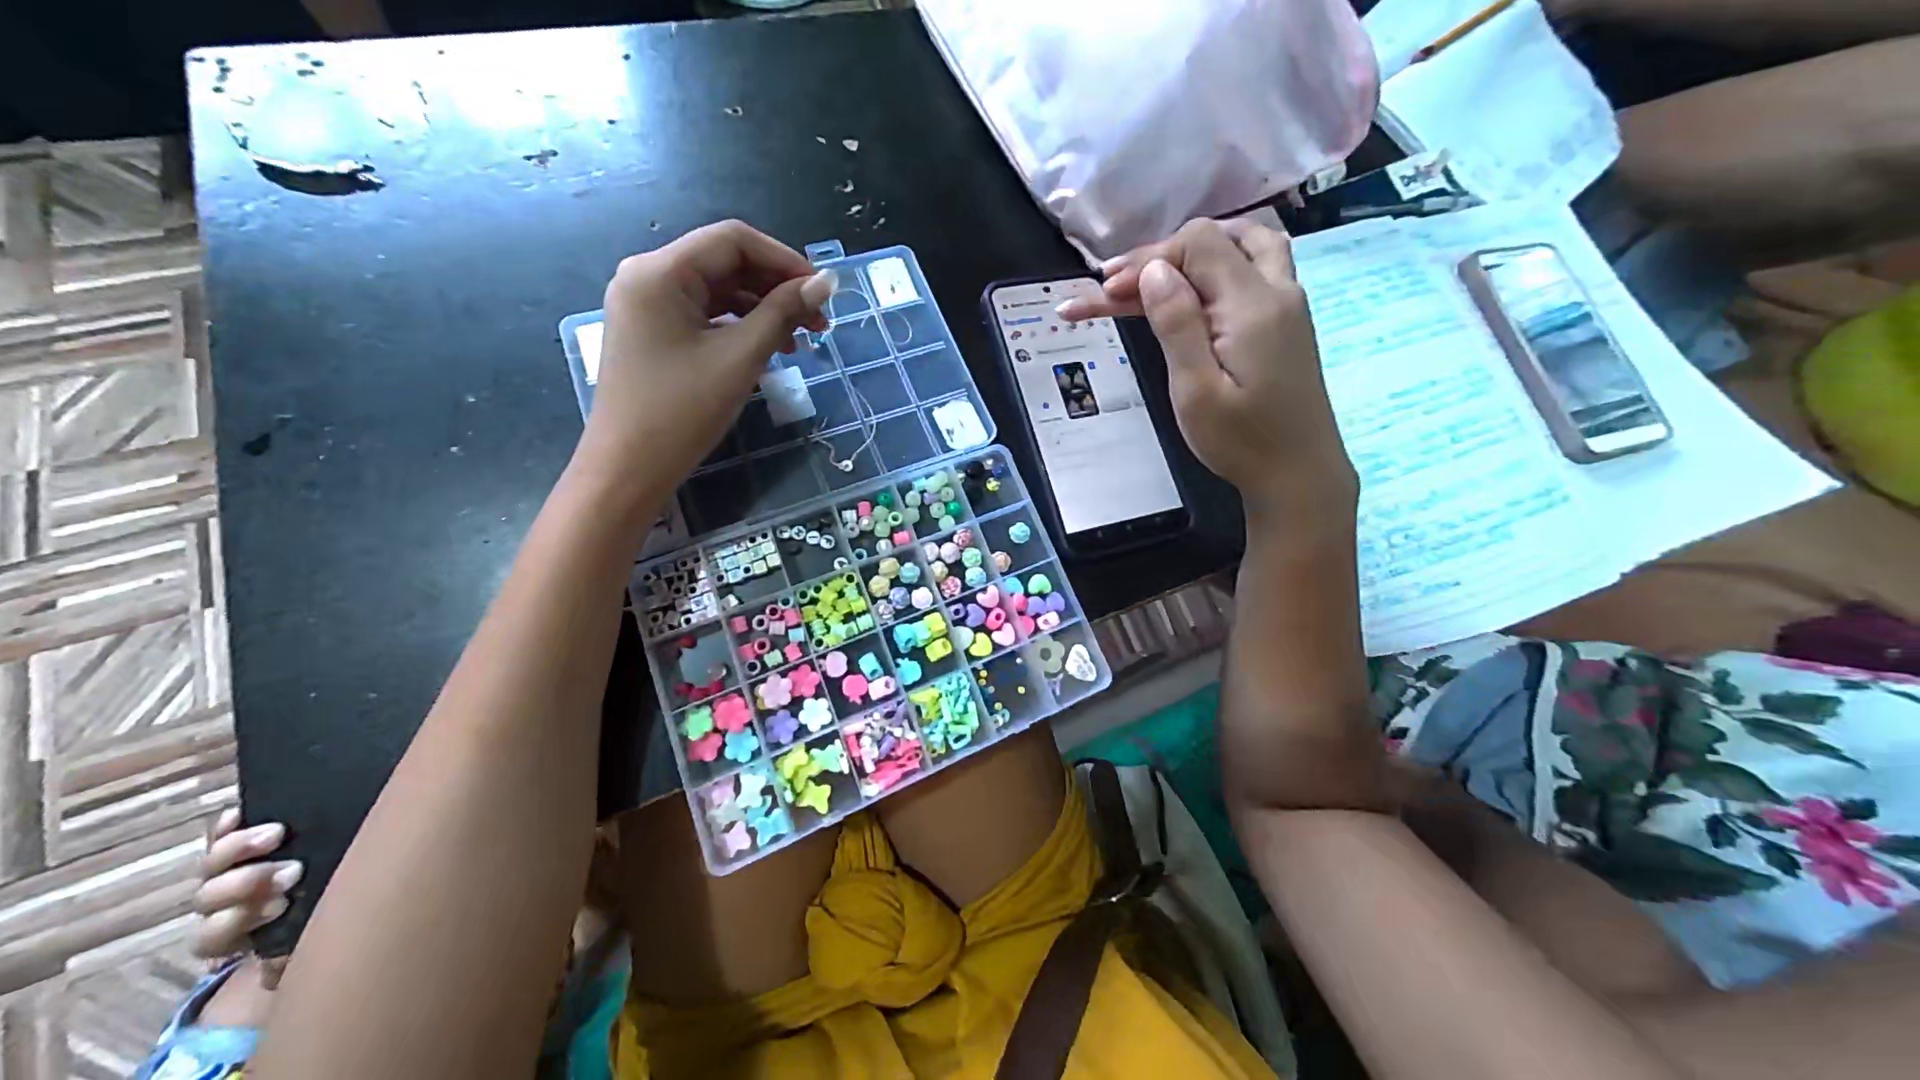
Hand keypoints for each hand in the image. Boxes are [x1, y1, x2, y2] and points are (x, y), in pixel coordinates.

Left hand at [194, 809, 300, 986]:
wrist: (308, 893)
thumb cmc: (310, 920)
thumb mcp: (303, 943)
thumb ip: (290, 956)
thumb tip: (281, 970)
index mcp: (230, 934)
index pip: (216, 933)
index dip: (241, 919)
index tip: (283, 905)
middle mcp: (217, 904)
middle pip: (210, 896)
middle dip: (248, 883)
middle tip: (293, 870)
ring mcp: (222, 870)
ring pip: (212, 862)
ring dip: (240, 849)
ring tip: (277, 834)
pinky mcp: (235, 840)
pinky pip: (219, 832)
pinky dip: (229, 824)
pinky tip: (246, 813)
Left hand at [578, 220, 834, 498]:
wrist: (629, 468)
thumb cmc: (682, 411)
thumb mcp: (740, 358)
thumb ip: (784, 313)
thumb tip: (826, 282)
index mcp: (660, 271)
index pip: (733, 240)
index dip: (785, 260)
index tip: (822, 291)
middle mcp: (647, 276)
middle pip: (726, 263)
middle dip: (777, 288)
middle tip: (819, 321)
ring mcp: (647, 305)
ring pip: (718, 290)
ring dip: (763, 309)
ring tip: (800, 341)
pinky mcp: (653, 332)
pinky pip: (705, 314)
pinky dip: (739, 326)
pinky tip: (769, 350)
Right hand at [1059, 219, 1355, 521]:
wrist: (1300, 476)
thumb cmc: (1243, 442)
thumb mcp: (1196, 391)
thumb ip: (1177, 325)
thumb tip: (1154, 270)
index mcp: (1251, 305)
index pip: (1198, 244)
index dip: (1147, 259)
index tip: (1107, 292)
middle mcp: (1276, 290)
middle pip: (1218, 238)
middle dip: (1161, 255)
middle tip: (1115, 288)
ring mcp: (1287, 304)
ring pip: (1245, 244)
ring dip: (1196, 251)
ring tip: (1154, 275)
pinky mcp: (1286, 322)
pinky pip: (1254, 269)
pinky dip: (1216, 267)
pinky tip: (1191, 292)